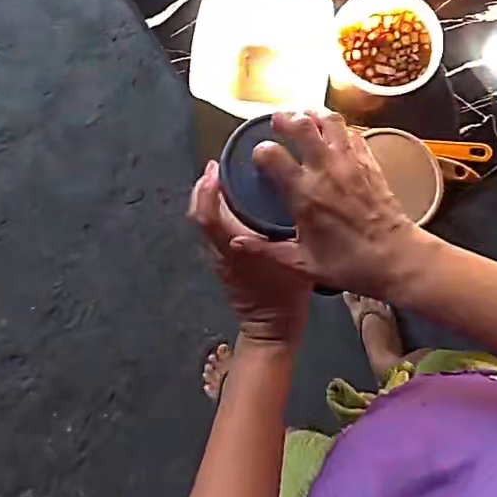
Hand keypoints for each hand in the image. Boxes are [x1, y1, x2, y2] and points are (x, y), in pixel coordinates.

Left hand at [191, 161, 311, 345]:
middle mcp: (218, 251)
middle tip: (217, 166)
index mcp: (233, 250)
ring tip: (220, 177)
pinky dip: (212, 209)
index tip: (215, 169)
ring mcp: (215, 257)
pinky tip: (228, 200)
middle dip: (204, 187)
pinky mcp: (219, 261)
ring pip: (201, 220)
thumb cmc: (285, 295)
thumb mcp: (295, 259)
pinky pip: (209, 228)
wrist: (271, 330)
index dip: (207, 191)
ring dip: (206, 197)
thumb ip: (292, 230)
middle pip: (198, 213)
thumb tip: (298, 198)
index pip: (207, 217)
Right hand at [233, 109, 438, 298]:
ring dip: (314, 114)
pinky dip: (340, 129)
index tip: (259, 155)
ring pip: (330, 121)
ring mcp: (350, 162)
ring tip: (305, 117)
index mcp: (305, 193)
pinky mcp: (369, 161)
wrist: (397, 258)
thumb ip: (267, 249)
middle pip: (302, 125)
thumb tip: (237, 242)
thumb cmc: (350, 263)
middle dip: (285, 117)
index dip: (261, 150)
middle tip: (278, 121)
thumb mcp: (303, 263)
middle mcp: (325, 170)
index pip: (273, 155)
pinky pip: (352, 133)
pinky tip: (333, 136)